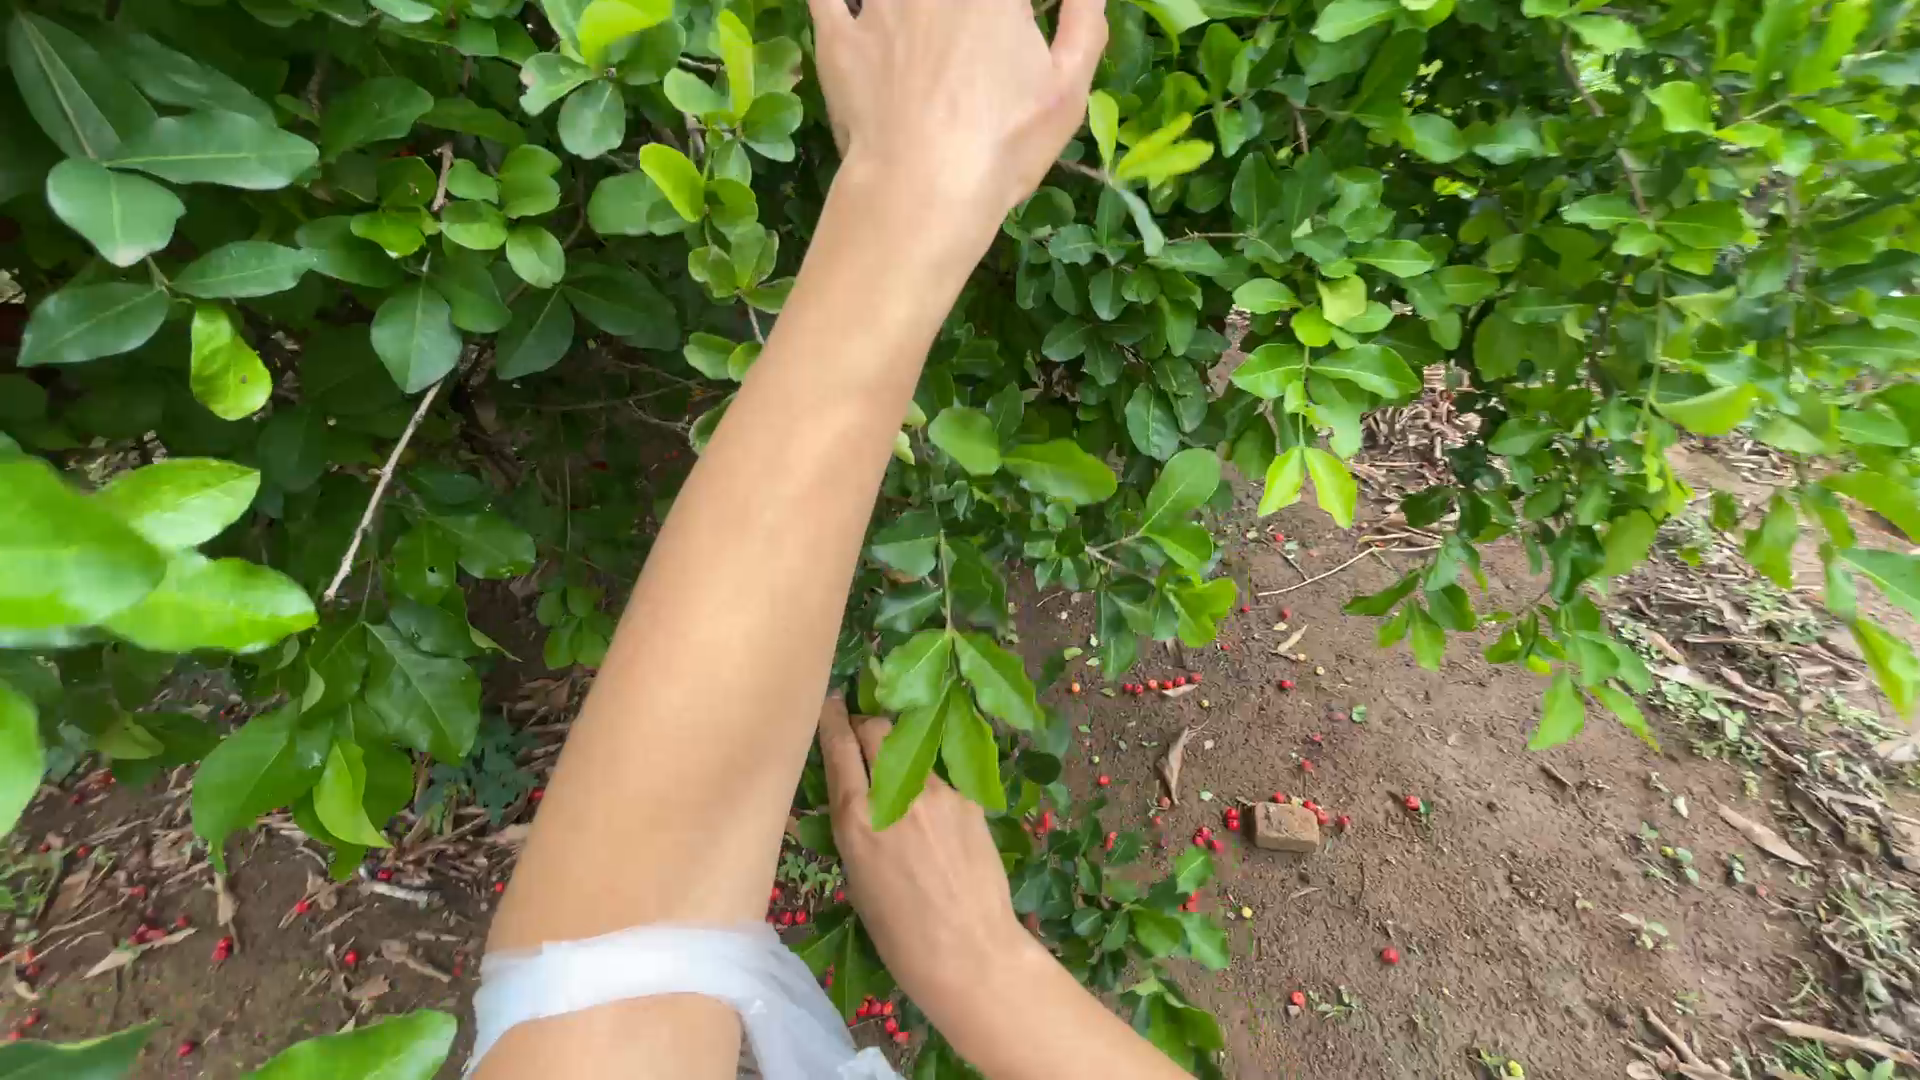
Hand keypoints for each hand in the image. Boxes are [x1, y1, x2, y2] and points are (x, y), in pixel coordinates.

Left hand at [806, 0, 1108, 239]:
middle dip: (961, 12)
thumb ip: (1084, 22)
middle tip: (965, 40)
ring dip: (906, 6)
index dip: (1007, 11)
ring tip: (917, 26)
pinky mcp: (837, 40)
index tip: (1011, 25)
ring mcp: (877, 4)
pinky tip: (852, 8)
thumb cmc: (1003, 147)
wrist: (921, 194)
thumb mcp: (1068, 91)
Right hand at [816, 696, 1036, 1028]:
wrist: (969, 952)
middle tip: (863, 731)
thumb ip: (855, 826)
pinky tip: (935, 806)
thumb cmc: (900, 934)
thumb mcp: (858, 877)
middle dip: (866, 724)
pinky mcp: (968, 797)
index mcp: (857, 819)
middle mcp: (895, 794)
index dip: (832, 719)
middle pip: (876, 729)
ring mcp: (937, 791)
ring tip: (900, 772)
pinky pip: (941, 774)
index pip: (840, 748)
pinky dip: (930, 780)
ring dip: (900, 750)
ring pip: (911, 748)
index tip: (830, 703)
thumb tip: (853, 795)